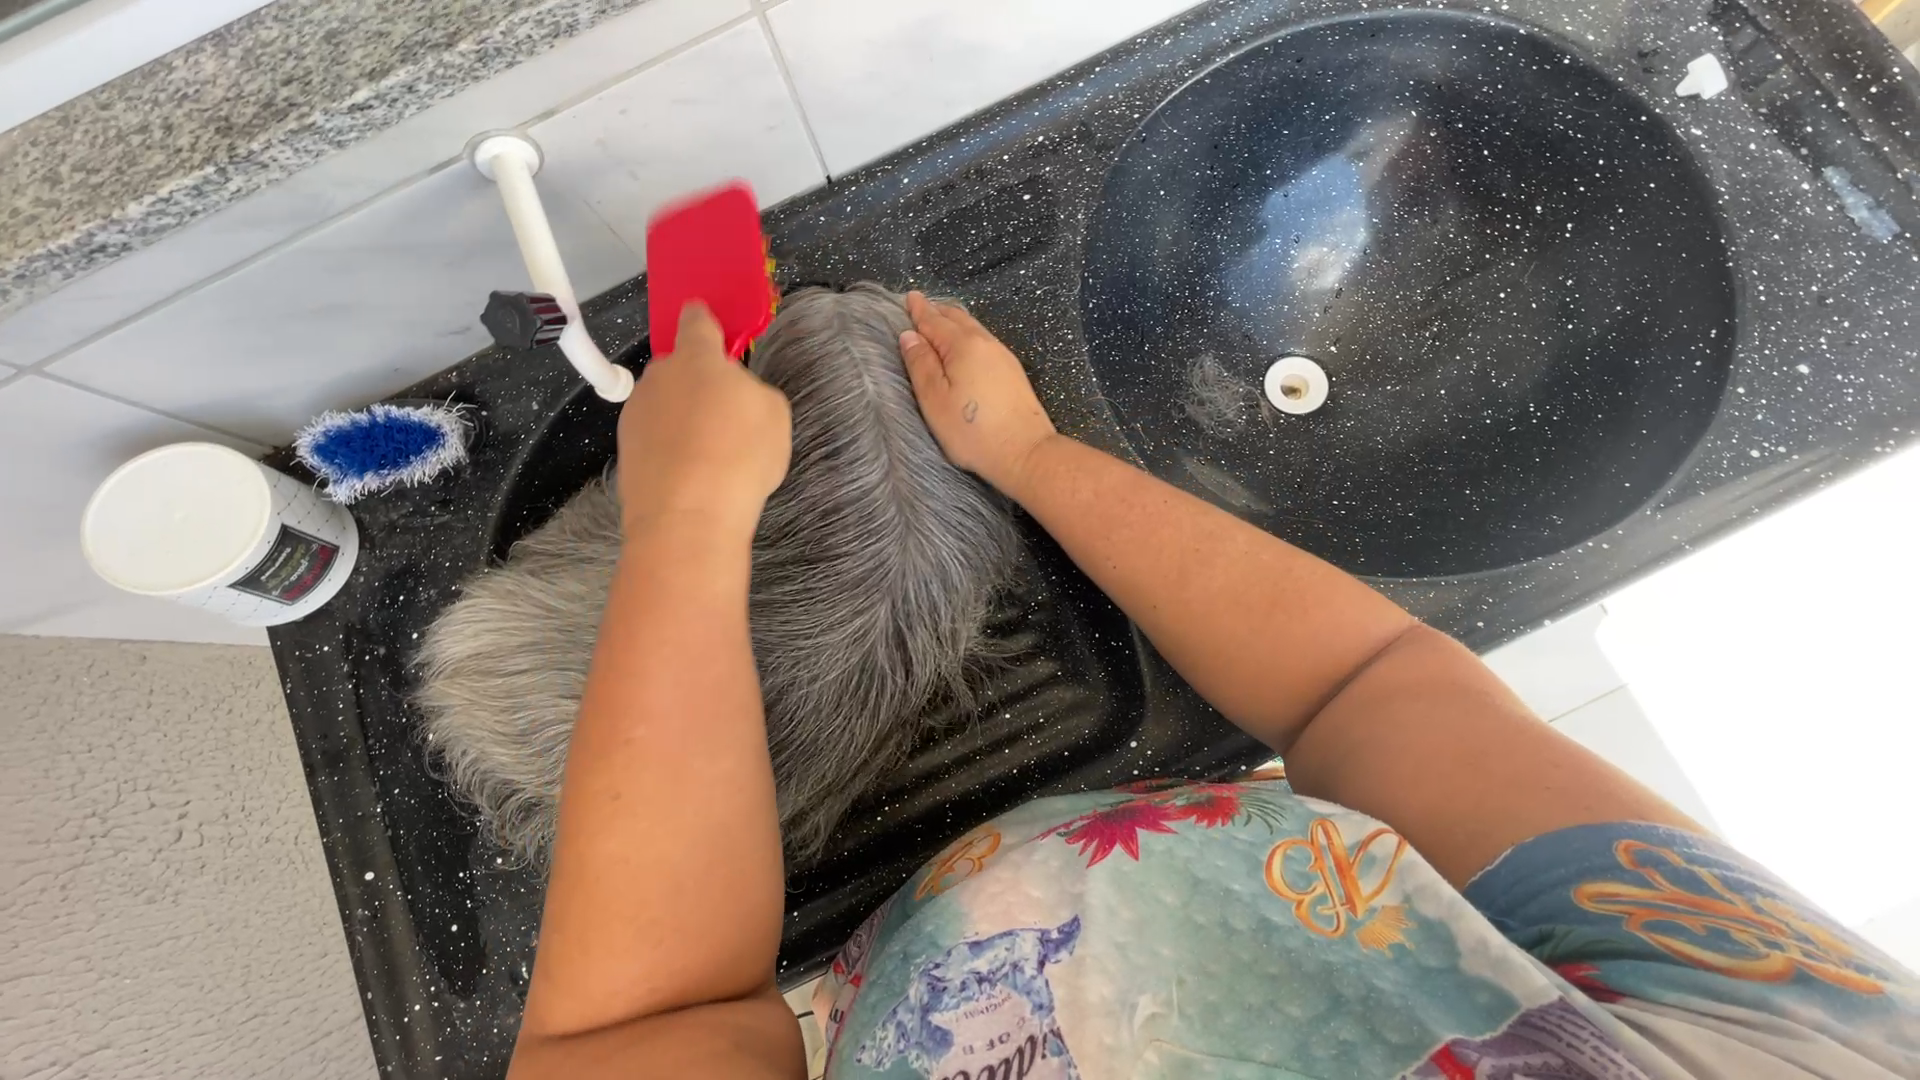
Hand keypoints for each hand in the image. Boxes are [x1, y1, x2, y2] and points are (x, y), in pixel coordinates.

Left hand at [617, 302, 790, 536]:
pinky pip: (656, 438)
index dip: (705, 319)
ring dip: (684, 419)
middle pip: (681, 369)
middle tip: (726, 416)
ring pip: (666, 405)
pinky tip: (692, 476)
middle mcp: (659, 376)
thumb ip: (753, 390)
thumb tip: (735, 393)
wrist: (689, 516)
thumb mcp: (775, 414)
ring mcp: (637, 413)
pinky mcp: (626, 450)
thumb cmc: (740, 455)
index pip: (697, 321)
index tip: (706, 319)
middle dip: (699, 383)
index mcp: (698, 358)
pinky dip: (671, 450)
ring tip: (710, 455)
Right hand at [898, 291, 1057, 493]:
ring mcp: (1003, 357)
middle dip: (938, 311)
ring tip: (941, 321)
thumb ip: (921, 365)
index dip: (920, 310)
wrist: (1026, 453)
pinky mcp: (1013, 373)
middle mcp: (986, 344)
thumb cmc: (973, 432)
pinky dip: (969, 336)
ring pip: (974, 329)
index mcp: (963, 346)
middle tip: (922, 306)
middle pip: (958, 319)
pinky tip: (966, 344)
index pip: (935, 321)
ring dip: (955, 322)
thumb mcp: (935, 401)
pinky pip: (985, 342)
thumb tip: (909, 336)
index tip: (910, 296)